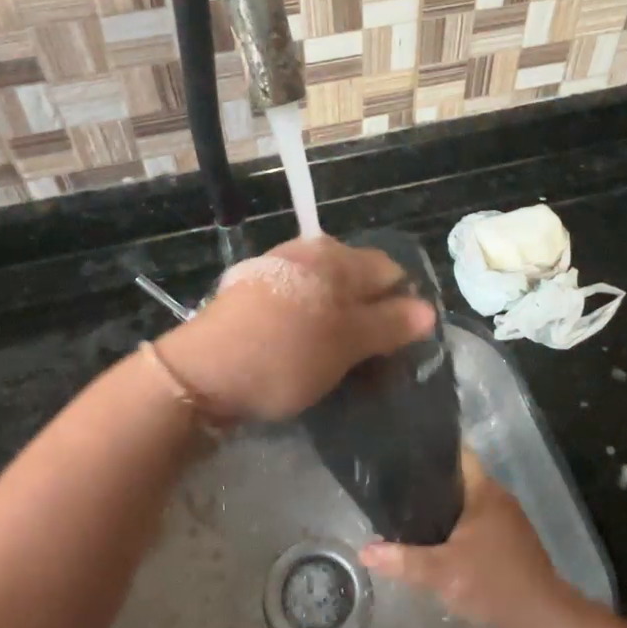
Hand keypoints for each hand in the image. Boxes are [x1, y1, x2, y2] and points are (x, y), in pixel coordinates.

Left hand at [153, 236, 436, 420]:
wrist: (199, 375)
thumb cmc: (284, 356)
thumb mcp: (346, 345)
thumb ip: (389, 325)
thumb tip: (428, 310)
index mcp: (334, 257)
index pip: (389, 271)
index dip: (402, 306)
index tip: (399, 346)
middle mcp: (306, 252)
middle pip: (356, 280)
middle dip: (370, 315)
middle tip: (371, 359)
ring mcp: (275, 271)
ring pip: (326, 294)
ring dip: (338, 323)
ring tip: (338, 361)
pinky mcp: (251, 294)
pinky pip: (298, 305)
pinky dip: (309, 325)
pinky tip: (301, 353)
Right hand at [360, 446, 584, 627]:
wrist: (543, 621)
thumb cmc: (494, 584)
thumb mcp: (442, 573)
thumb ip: (403, 560)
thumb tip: (364, 550)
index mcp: (485, 492)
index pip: (458, 454)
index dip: (431, 450)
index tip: (401, 453)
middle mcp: (498, 500)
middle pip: (459, 480)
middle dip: (428, 484)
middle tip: (393, 488)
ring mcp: (506, 523)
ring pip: (466, 506)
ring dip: (441, 510)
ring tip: (404, 514)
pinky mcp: (507, 545)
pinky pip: (475, 526)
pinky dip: (454, 530)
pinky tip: (432, 543)